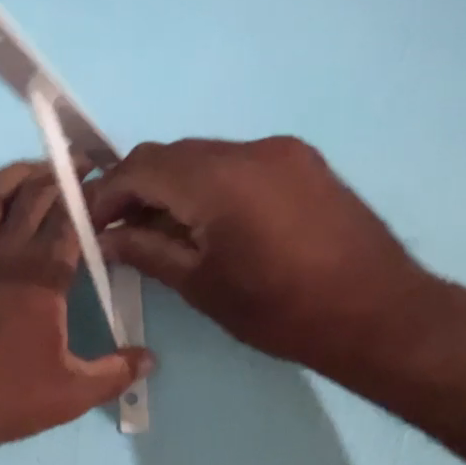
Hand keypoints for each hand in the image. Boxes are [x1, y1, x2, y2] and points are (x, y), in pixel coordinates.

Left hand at [0, 161, 153, 451]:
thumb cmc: (5, 398)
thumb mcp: (72, 393)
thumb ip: (115, 373)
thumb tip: (150, 361)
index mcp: (42, 275)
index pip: (71, 216)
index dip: (91, 192)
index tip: (107, 177)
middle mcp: (3, 256)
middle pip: (31, 196)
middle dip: (59, 173)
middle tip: (79, 163)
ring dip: (10, 179)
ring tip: (28, 171)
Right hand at [88, 137, 425, 366]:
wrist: (378, 314)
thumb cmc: (280, 310)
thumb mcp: (201, 285)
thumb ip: (147, 251)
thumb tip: (106, 239)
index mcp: (219, 179)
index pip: (141, 166)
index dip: (106, 193)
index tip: (88, 225)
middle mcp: (250, 150)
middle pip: (172, 155)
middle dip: (137, 189)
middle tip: (118, 232)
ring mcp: (283, 152)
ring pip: (205, 158)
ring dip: (174, 188)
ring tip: (161, 233)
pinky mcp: (304, 164)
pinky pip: (238, 165)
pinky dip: (209, 187)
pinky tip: (206, 225)